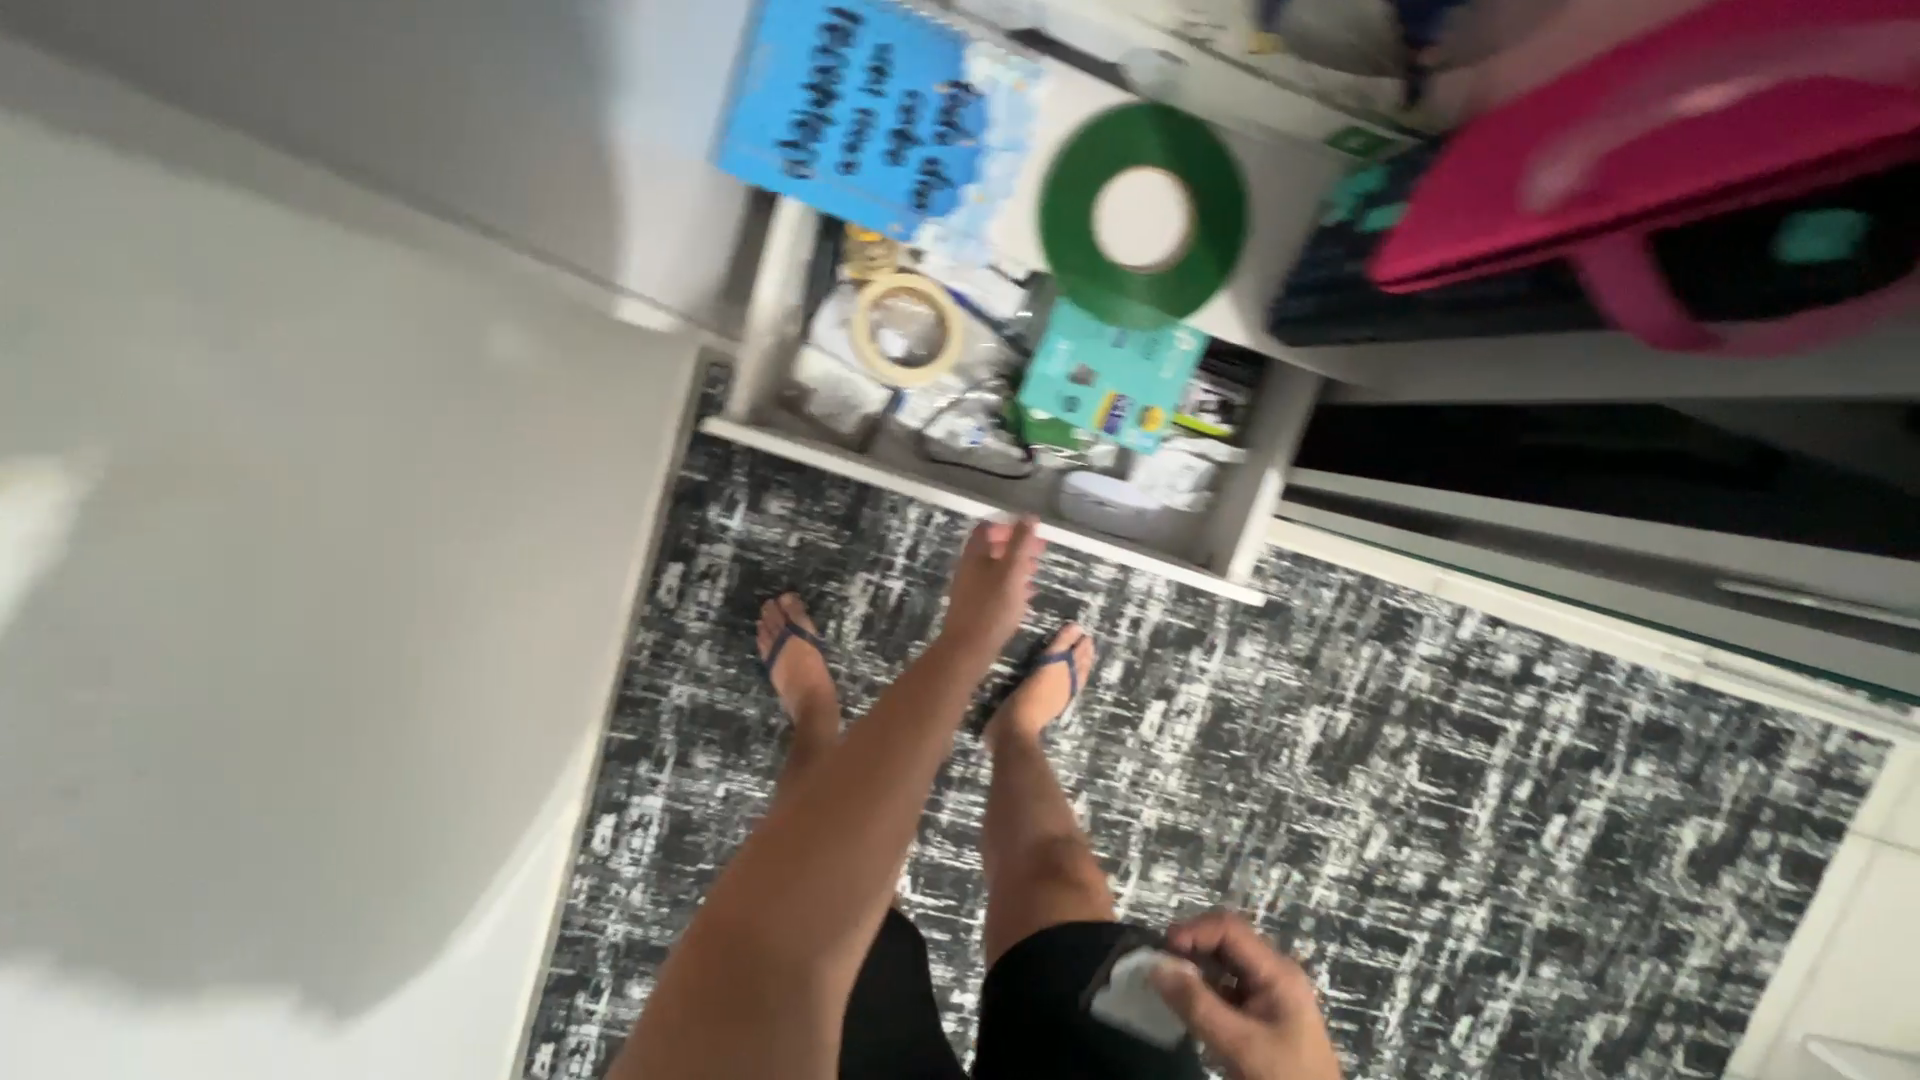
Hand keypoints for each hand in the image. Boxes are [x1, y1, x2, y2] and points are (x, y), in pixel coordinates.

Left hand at [940, 516, 1044, 656]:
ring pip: (995, 569)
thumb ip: (1020, 543)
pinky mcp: (976, 607)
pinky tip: (1028, 595)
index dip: (1008, 525)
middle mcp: (969, 568)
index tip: (1030, 531)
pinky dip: (1012, 586)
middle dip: (1016, 546)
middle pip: (993, 548)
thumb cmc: (992, 607)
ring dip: (1016, 566)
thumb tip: (1029, 516)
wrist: (968, 648)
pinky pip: (995, 589)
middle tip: (1040, 550)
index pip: (987, 528)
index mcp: (974, 555)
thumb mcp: (1011, 571)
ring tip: (1036, 571)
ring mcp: (971, 588)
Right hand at [1150, 911, 1341, 1079]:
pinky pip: (1227, 986)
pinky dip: (1204, 988)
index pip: (1229, 928)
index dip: (1193, 931)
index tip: (1161, 951)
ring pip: (1225, 963)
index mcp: (1276, 971)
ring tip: (1168, 983)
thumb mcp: (1239, 1045)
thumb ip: (1196, 1005)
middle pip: (1226, 941)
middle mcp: (1274, 972)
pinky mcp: (1262, 1012)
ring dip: (1195, 967)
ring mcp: (1269, 992)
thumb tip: (1155, 967)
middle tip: (1160, 966)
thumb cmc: (1282, 1079)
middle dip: (1191, 946)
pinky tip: (1187, 1003)